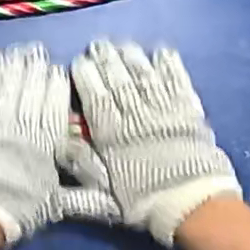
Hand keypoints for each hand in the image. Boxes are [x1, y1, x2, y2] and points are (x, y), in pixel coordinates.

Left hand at [0, 44, 109, 245]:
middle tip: (37, 50)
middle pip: (34, 89)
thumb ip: (85, 193)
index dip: (57, 84)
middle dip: (36, 68)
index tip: (58, 69)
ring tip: (17, 50)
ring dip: (14, 66)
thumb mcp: (60, 202)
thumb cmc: (24, 207)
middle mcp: (27, 125)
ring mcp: (0, 122)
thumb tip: (114, 199)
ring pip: (11, 86)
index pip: (57, 104)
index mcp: (50, 140)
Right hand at [70, 41, 241, 246]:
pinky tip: (162, 53)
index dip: (85, 78)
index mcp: (112, 135)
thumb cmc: (139, 200)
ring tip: (122, 45)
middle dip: (107, 61)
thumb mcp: (101, 189)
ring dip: (133, 58)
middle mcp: (136, 117)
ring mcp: (165, 112)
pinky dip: (170, 66)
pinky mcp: (189, 113)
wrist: (191, 205)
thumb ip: (80, 163)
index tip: (77, 63)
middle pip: (119, 81)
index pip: (95, 98)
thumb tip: (59, 142)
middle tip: (97, 45)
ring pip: (145, 77)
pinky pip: (178, 83)